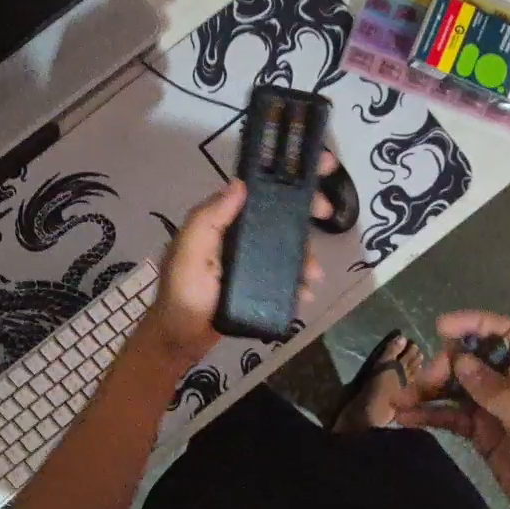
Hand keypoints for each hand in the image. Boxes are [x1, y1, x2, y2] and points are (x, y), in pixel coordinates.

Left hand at [137, 153, 339, 367]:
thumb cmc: (183, 292)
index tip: (318, 169)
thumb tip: (240, 183)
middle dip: (306, 214)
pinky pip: (285, 274)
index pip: (257, 191)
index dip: (286, 179)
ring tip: (314, 275)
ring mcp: (250, 260)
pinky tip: (306, 292)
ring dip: (307, 256)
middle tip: (327, 216)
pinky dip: (300, 280)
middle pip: (279, 216)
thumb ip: (210, 218)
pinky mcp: (258, 283)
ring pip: (287, 247)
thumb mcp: (190, 251)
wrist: (182, 339)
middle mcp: (237, 235)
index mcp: (221, 221)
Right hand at [401, 310, 509, 508]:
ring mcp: (496, 410)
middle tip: (419, 387)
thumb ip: (495, 393)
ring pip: (456, 387)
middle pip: (472, 360)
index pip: (506, 334)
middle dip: (442, 368)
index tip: (440, 327)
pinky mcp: (483, 433)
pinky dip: (430, 415)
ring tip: (399, 404)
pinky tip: (405, 418)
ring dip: (428, 391)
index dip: (475, 324)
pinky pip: (452, 416)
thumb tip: (460, 358)